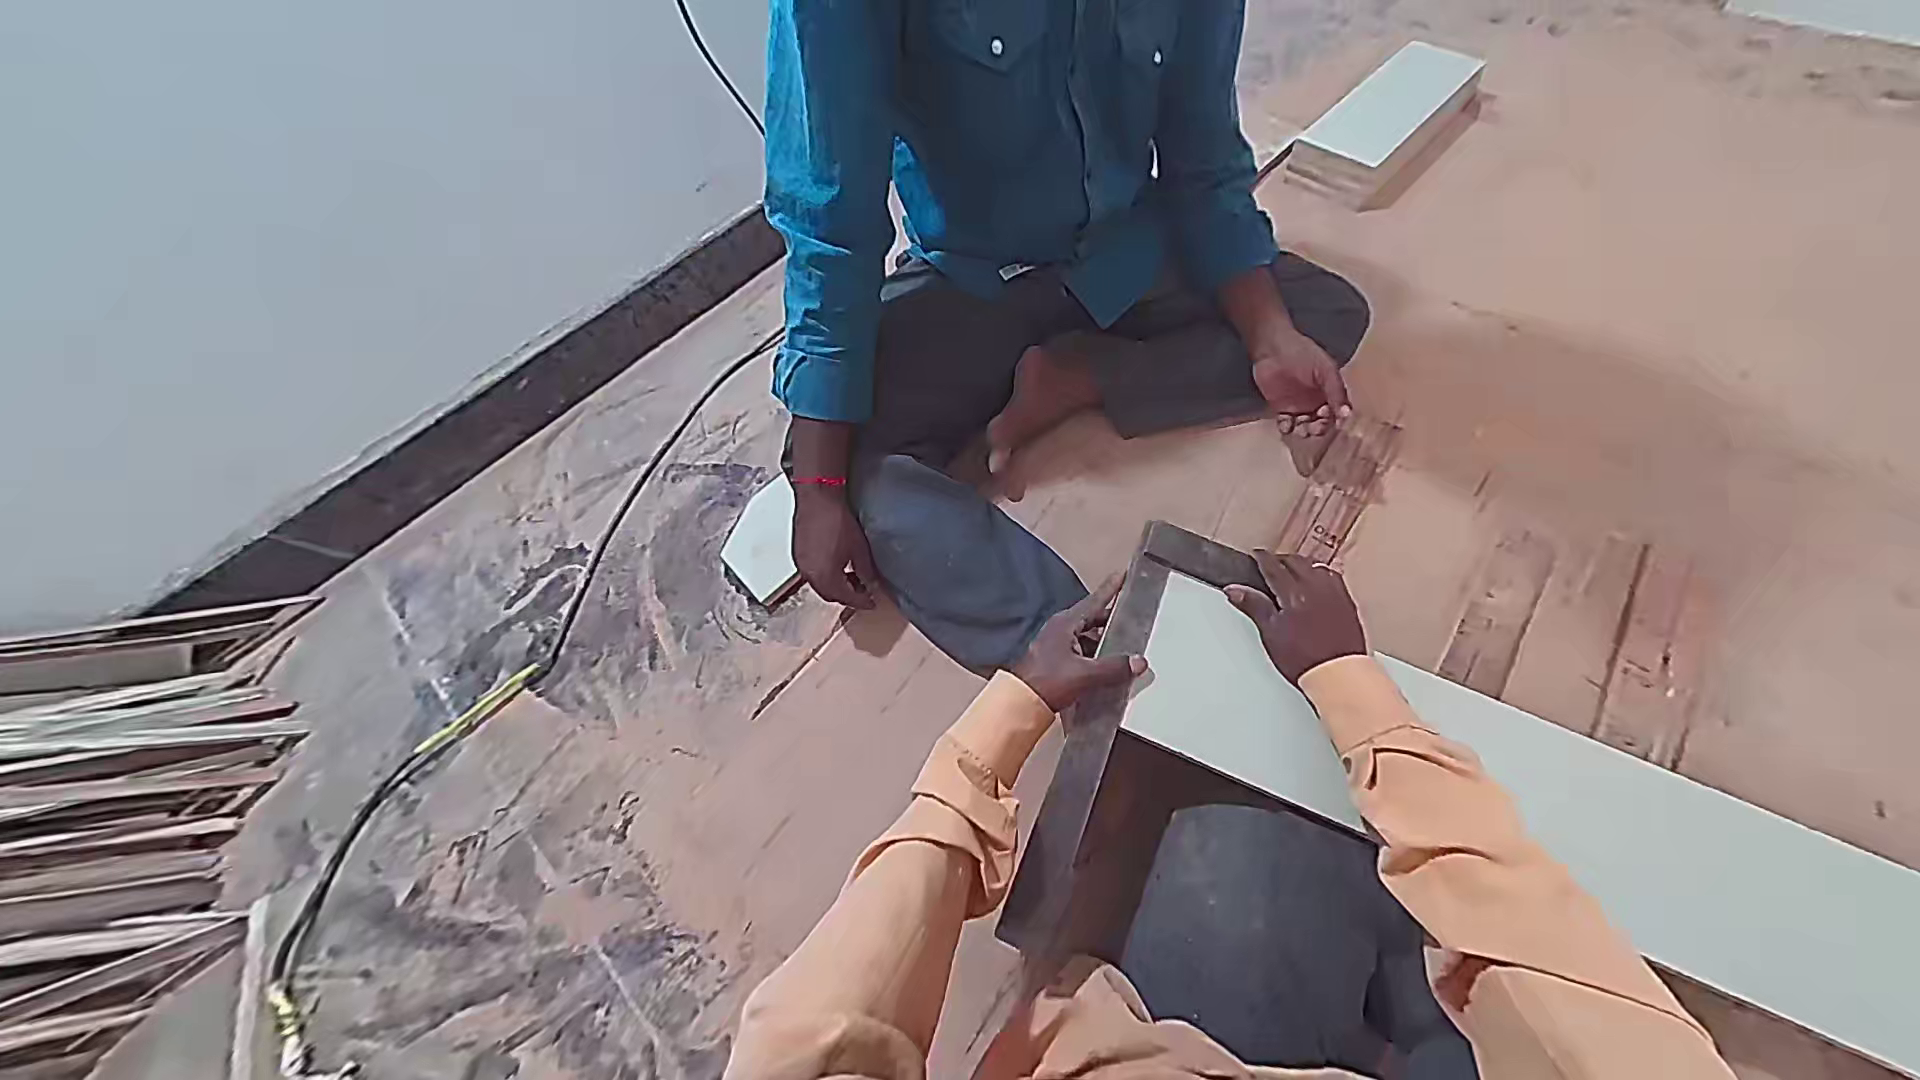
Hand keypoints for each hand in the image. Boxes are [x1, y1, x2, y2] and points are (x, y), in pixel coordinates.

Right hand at [791, 485, 879, 608]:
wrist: (818, 499)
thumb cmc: (837, 520)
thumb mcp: (859, 550)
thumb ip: (866, 572)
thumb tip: (870, 584)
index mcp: (825, 576)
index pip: (846, 598)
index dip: (862, 602)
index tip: (871, 602)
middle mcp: (809, 574)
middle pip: (831, 595)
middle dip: (848, 596)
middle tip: (863, 591)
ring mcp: (801, 564)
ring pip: (820, 585)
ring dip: (836, 586)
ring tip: (851, 577)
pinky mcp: (798, 554)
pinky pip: (812, 574)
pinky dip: (825, 576)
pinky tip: (836, 566)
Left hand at [1011, 575, 1146, 711]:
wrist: (1021, 703)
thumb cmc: (1047, 682)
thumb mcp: (1085, 674)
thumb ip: (1114, 667)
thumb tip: (1138, 662)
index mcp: (1065, 623)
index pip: (1094, 601)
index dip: (1110, 588)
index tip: (1122, 575)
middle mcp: (1061, 629)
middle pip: (1093, 619)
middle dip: (1112, 620)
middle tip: (1132, 618)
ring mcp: (1057, 643)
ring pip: (1088, 636)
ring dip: (1104, 640)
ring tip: (1125, 647)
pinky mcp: (1057, 659)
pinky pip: (1082, 650)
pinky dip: (1096, 654)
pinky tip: (1107, 665)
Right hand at [1224, 550, 1366, 684]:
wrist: (1339, 675)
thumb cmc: (1305, 658)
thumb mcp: (1270, 632)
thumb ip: (1253, 605)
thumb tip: (1234, 590)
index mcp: (1294, 593)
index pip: (1274, 566)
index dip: (1262, 558)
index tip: (1256, 554)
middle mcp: (1316, 588)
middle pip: (1296, 562)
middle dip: (1281, 559)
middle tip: (1271, 563)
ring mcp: (1335, 594)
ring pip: (1316, 567)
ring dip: (1302, 564)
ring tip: (1293, 570)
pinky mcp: (1348, 603)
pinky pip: (1333, 577)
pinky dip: (1321, 574)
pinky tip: (1318, 581)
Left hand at [1251, 328, 1349, 437]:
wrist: (1273, 350)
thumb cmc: (1303, 354)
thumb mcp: (1326, 371)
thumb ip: (1336, 391)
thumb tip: (1346, 414)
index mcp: (1330, 393)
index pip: (1337, 413)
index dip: (1336, 420)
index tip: (1333, 422)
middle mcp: (1316, 402)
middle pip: (1321, 424)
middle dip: (1320, 429)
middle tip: (1315, 426)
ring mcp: (1298, 407)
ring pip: (1304, 427)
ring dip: (1304, 431)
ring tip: (1302, 427)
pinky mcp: (1280, 409)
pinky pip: (1286, 424)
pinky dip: (1287, 428)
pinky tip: (1288, 424)